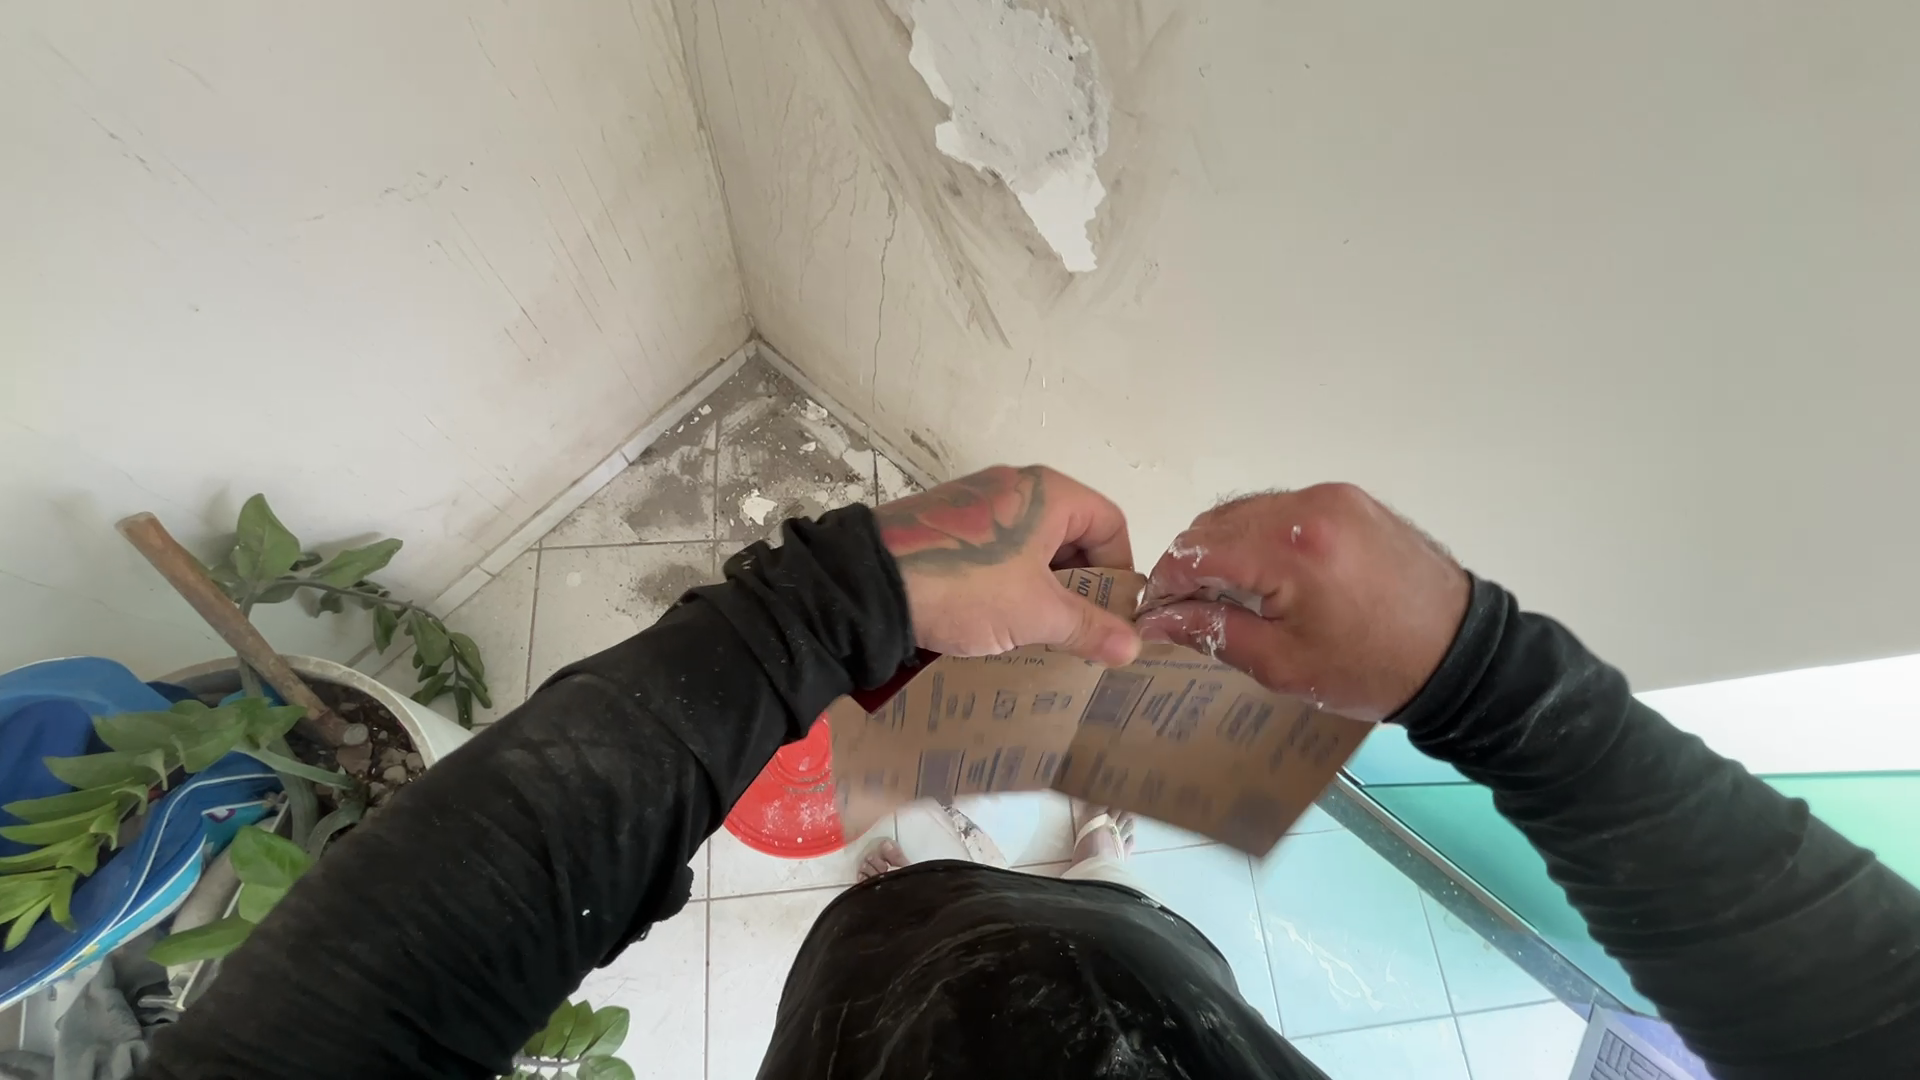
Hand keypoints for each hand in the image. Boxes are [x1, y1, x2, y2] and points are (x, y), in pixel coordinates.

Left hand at [876, 465, 1141, 666]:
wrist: (869, 581)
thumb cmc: (967, 586)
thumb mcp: (1035, 612)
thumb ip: (1089, 627)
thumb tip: (1133, 649)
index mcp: (1049, 492)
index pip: (1110, 523)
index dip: (1121, 572)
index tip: (1113, 617)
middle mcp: (1017, 487)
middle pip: (1073, 534)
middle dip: (1082, 585)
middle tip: (1079, 630)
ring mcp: (979, 503)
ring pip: (1034, 546)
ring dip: (1046, 588)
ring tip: (1042, 632)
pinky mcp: (948, 524)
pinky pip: (999, 551)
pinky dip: (1011, 582)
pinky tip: (1000, 620)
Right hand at [1135, 483, 1469, 721]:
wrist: (1463, 655)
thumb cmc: (1369, 670)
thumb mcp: (1282, 664)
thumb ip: (1210, 632)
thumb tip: (1155, 618)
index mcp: (1290, 549)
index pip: (1194, 551)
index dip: (1164, 582)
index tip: (1156, 611)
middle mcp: (1306, 505)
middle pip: (1211, 524)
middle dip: (1190, 565)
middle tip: (1191, 607)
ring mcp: (1329, 495)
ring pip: (1240, 511)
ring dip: (1221, 547)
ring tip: (1229, 591)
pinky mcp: (1346, 497)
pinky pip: (1275, 507)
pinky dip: (1255, 535)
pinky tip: (1266, 571)